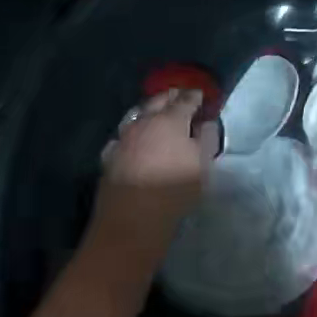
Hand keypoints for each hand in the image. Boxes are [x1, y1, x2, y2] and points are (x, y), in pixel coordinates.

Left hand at [92, 89, 219, 239]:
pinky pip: (122, 136)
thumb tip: (205, 123)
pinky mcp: (109, 156)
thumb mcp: (204, 162)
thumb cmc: (175, 188)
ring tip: (158, 117)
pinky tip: (135, 141)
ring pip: (136, 114)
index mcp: (170, 119)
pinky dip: (131, 133)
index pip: (186, 99)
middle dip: (171, 97)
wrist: (132, 220)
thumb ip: (208, 137)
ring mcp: (123, 138)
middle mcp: (144, 122)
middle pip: (158, 100)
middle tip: (181, 99)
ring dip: (149, 111)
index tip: (203, 97)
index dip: (197, 96)